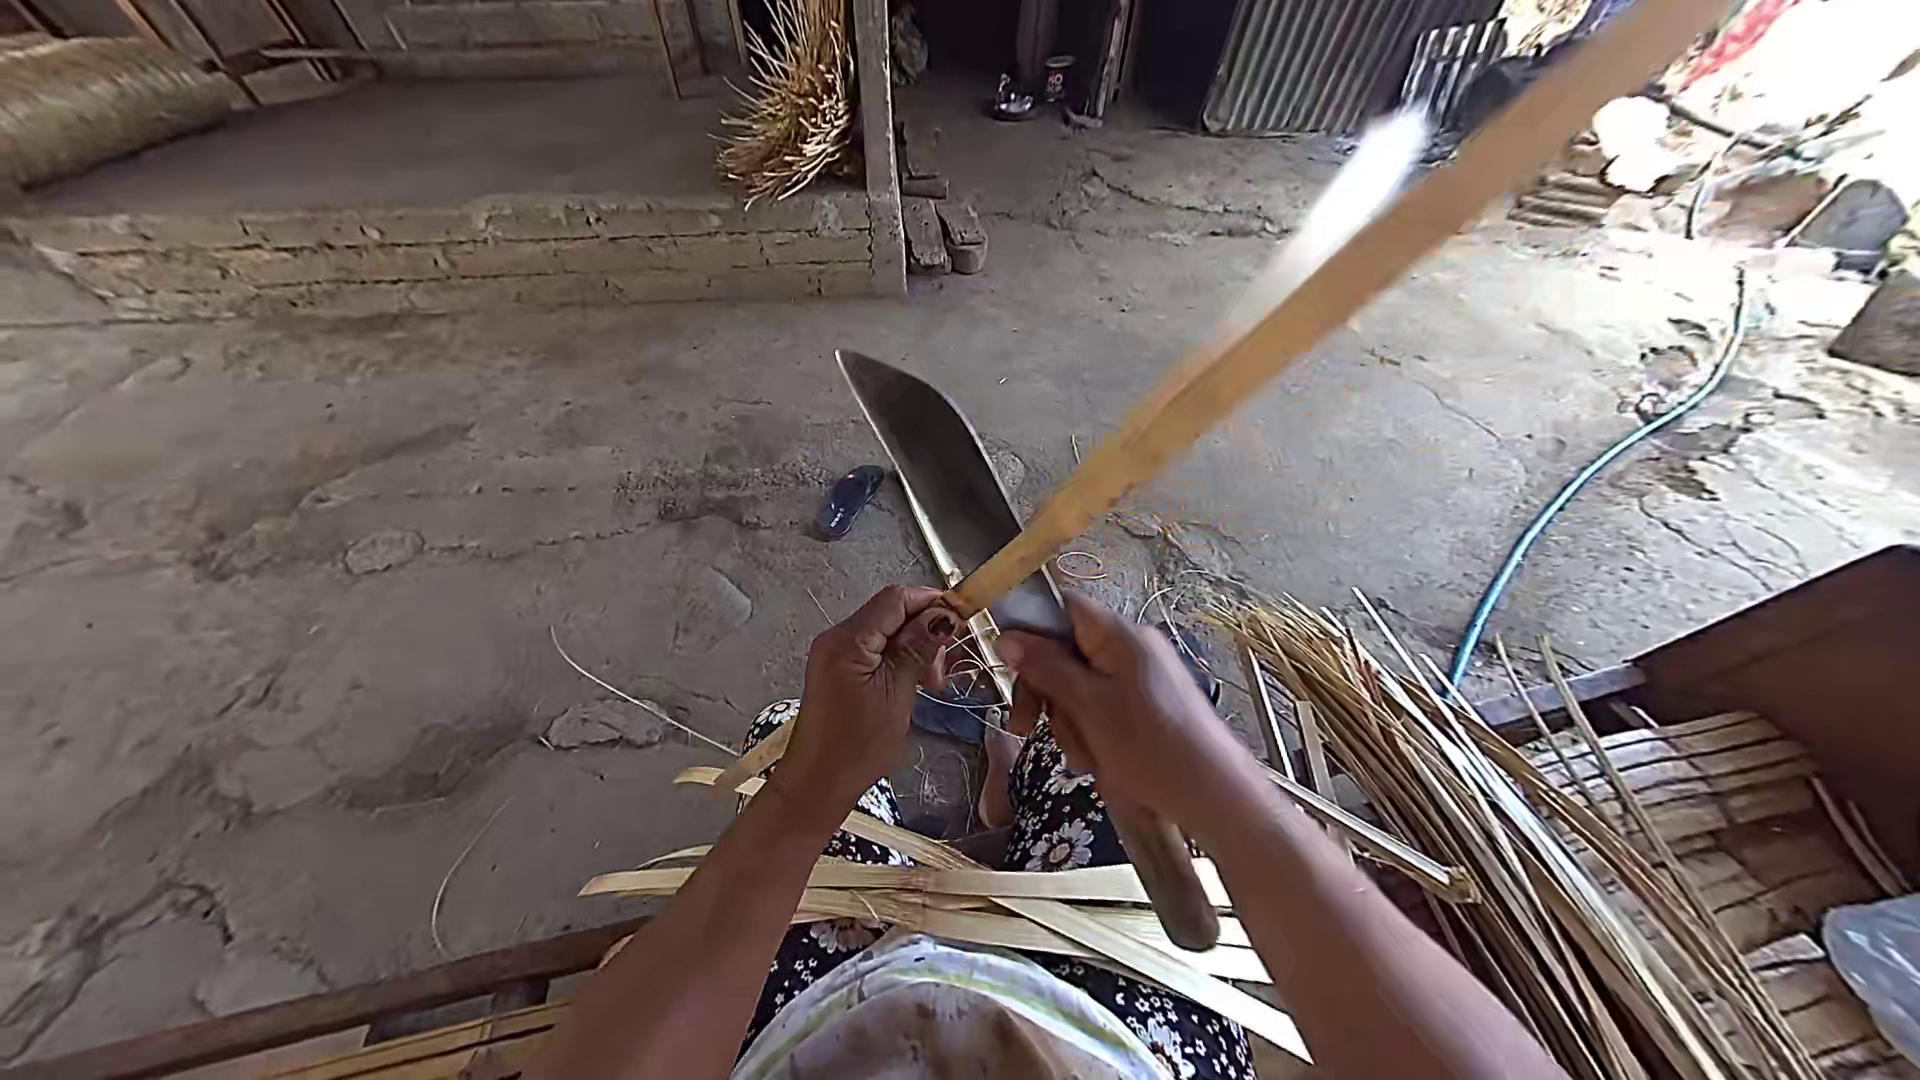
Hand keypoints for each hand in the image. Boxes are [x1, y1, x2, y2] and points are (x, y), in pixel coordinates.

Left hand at [777, 585, 957, 813]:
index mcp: (847, 640)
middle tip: (941, 669)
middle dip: (924, 630)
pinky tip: (914, 683)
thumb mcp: (896, 693)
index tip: (960, 621)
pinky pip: (877, 650)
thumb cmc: (858, 744)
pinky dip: (900, 659)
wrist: (819, 784)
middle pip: (891, 613)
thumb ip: (918, 648)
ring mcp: (837, 653)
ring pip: (887, 631)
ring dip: (915, 647)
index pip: (895, 599)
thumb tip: (943, 615)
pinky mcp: (840, 669)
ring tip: (931, 681)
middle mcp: (838, 637)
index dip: (930, 603)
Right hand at [998, 594, 1264, 833]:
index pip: (1062, 606)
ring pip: (1076, 684)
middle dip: (1046, 690)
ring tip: (1084, 754)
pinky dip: (1089, 730)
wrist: (1216, 798)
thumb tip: (1007, 636)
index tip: (1012, 667)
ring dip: (1067, 719)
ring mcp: (1137, 675)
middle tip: (1027, 727)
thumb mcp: (1088, 707)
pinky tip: (1098, 759)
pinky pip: (1098, 705)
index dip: (1030, 630)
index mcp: (1118, 635)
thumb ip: (1046, 668)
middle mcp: (1128, 646)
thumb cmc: (1152, 748)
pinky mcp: (1143, 703)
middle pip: (1064, 650)